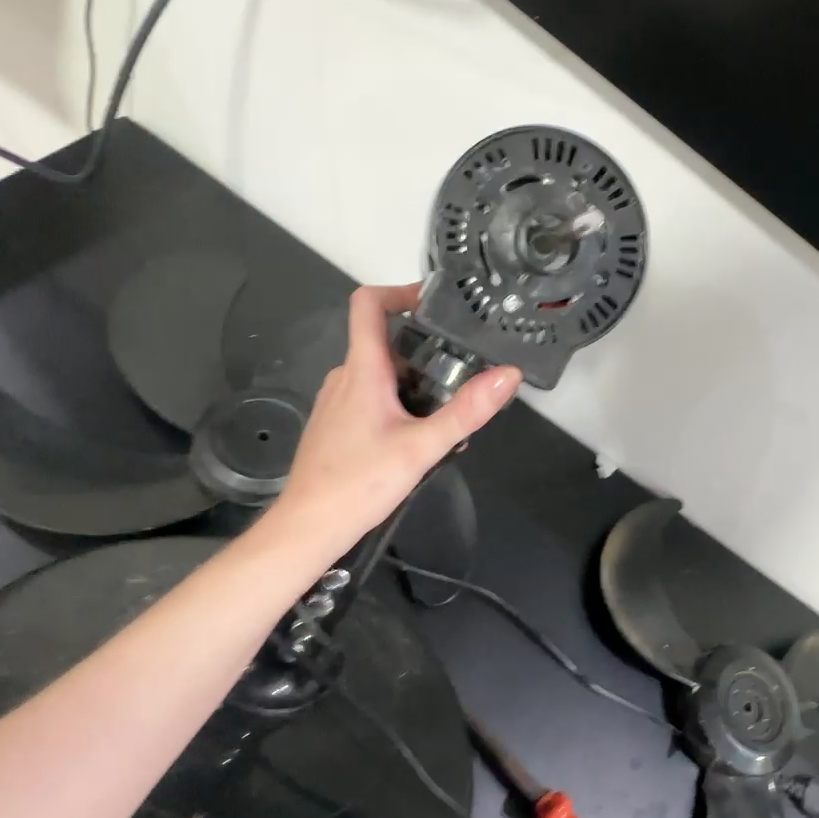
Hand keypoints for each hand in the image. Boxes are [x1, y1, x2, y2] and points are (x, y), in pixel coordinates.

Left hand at [269, 283, 520, 548]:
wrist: (309, 526)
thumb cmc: (360, 482)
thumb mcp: (423, 447)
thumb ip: (466, 410)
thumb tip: (509, 375)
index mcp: (362, 370)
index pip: (368, 304)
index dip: (399, 291)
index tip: (434, 302)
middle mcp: (345, 377)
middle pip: (385, 344)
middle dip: (424, 353)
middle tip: (462, 373)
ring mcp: (336, 402)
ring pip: (380, 376)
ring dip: (414, 385)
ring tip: (446, 415)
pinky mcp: (335, 426)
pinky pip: (370, 400)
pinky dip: (397, 405)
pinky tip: (416, 440)